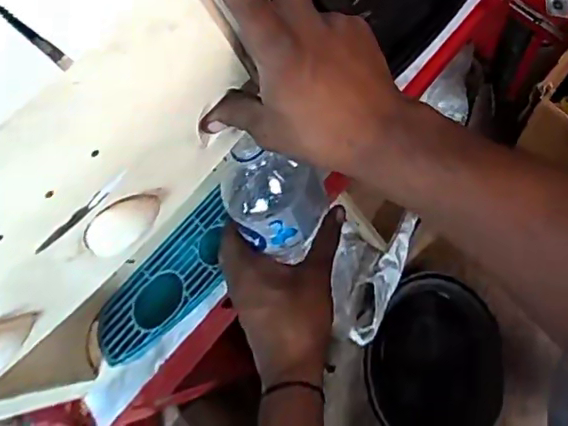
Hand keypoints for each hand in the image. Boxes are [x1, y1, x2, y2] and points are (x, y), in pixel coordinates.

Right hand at [190, 0, 410, 173]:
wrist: (386, 134)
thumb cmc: (322, 134)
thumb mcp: (271, 130)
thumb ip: (237, 112)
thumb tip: (207, 117)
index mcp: (278, 48)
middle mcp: (306, 25)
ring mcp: (336, 22)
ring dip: (289, 1)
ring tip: (287, 33)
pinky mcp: (357, 27)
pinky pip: (328, 19)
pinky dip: (316, 30)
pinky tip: (321, 56)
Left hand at [219, 207, 343, 386]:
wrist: (293, 372)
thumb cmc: (301, 319)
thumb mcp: (316, 275)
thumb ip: (325, 241)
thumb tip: (337, 209)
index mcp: (243, 265)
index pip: (229, 227)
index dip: (240, 208)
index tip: (257, 195)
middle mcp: (234, 278)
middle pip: (230, 243)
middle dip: (246, 225)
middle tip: (267, 209)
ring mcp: (237, 296)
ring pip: (235, 260)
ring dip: (249, 244)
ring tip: (273, 228)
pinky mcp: (246, 309)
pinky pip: (241, 275)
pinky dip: (252, 262)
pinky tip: (274, 258)